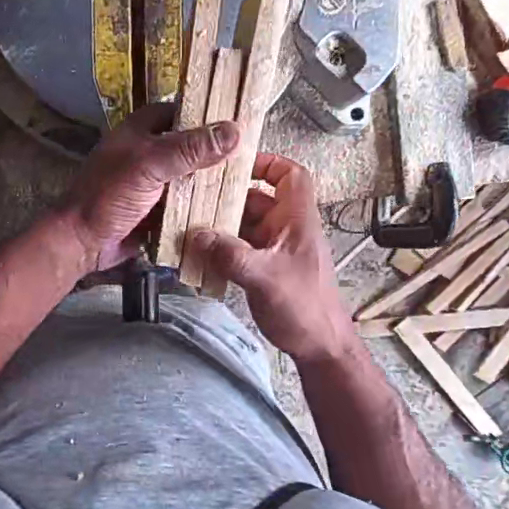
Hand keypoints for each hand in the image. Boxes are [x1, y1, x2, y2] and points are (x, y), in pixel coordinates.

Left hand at [56, 102, 238, 271]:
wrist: (83, 242)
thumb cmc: (108, 195)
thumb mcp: (149, 165)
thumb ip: (189, 149)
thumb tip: (234, 130)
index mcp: (141, 130)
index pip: (181, 110)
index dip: (208, 111)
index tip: (242, 117)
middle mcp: (148, 152)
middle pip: (190, 145)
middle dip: (217, 151)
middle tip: (254, 154)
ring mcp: (153, 182)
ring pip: (190, 175)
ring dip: (212, 180)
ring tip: (249, 180)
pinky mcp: (157, 209)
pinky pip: (185, 202)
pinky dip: (202, 204)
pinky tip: (230, 207)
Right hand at [189, 153, 356, 362]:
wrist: (319, 346)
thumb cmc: (305, 308)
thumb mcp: (265, 278)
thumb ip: (231, 254)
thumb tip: (198, 235)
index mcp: (297, 221)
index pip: (290, 176)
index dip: (266, 163)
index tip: (235, 163)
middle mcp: (286, 230)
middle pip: (256, 199)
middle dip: (227, 198)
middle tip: (195, 197)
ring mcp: (274, 250)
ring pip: (244, 225)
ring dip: (219, 225)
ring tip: (189, 225)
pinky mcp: (264, 268)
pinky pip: (237, 248)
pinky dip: (219, 248)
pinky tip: (198, 254)